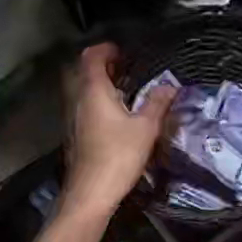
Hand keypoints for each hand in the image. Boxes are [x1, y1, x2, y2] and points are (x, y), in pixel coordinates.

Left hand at [61, 43, 174, 216]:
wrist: (91, 192)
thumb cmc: (118, 156)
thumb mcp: (145, 128)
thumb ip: (157, 103)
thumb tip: (170, 86)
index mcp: (93, 90)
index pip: (92, 57)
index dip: (105, 49)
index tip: (121, 52)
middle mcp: (77, 99)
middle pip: (81, 71)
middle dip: (99, 66)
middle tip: (120, 69)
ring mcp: (71, 118)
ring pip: (79, 91)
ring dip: (96, 86)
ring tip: (120, 92)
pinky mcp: (73, 135)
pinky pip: (81, 108)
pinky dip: (94, 103)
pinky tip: (111, 117)